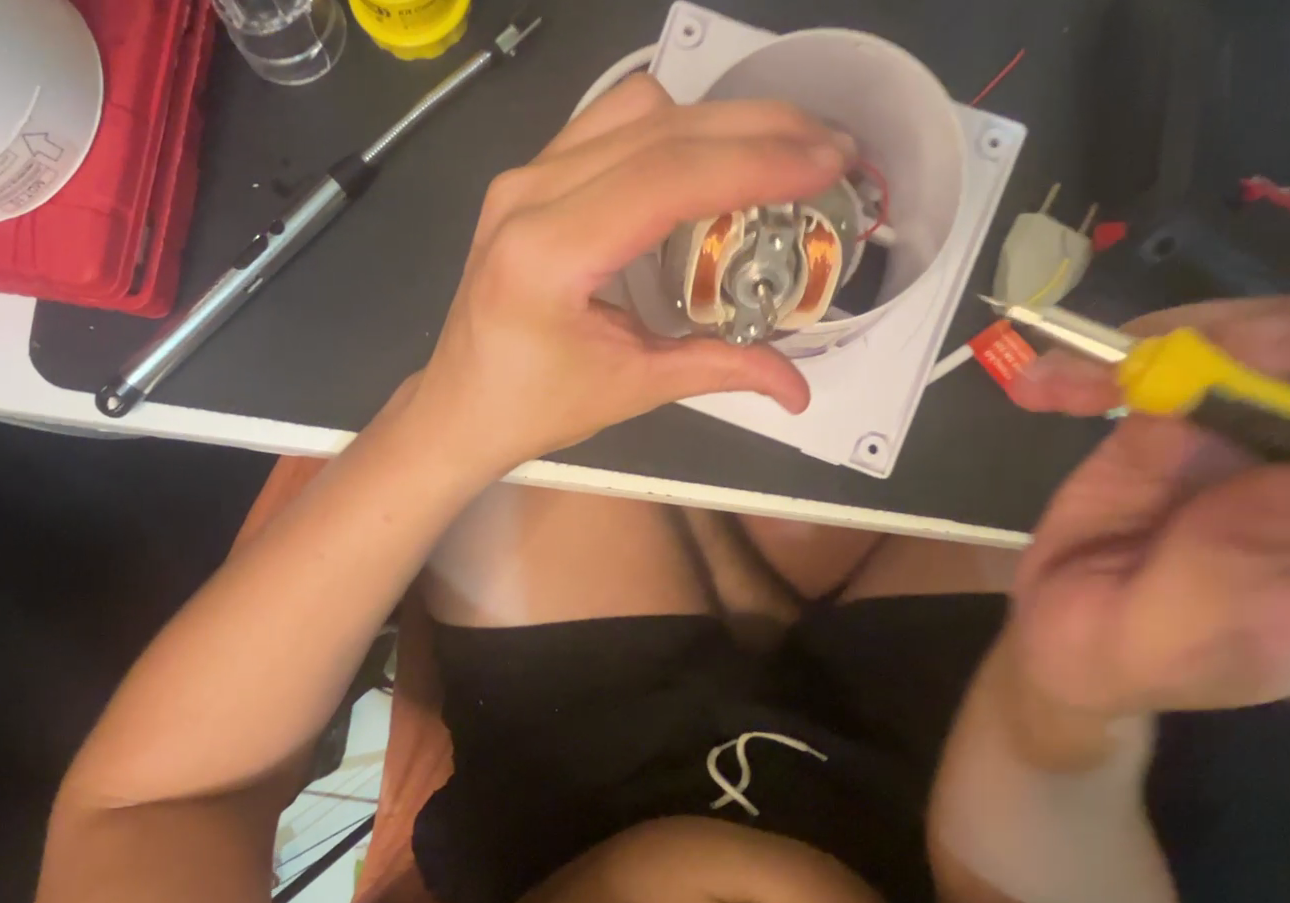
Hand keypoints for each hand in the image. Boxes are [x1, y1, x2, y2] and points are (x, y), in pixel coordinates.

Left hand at [400, 75, 854, 473]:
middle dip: (756, 128)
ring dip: (715, 120)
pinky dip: (671, 130)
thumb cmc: (533, 407)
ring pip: (634, 109)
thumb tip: (798, 389)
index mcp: (549, 252)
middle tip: (829, 149)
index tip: (827, 163)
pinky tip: (711, 161)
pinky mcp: (527, 177)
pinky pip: (607, 124)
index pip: (666, 177)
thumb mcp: (630, 390)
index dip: (756, 161)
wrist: (460, 406)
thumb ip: (718, 370)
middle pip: (658, 126)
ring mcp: (523, 177)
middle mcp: (529, 193)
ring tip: (780, 152)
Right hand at [1001, 273, 1289, 757]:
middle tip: (1244, 348)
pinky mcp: (1204, 398)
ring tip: (1105, 370)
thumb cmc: (1132, 659)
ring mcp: (1286, 420)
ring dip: (1207, 328)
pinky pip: (1180, 344)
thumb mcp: (1175, 646)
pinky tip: (1049, 385)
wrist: (1066, 631)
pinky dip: (1107, 353)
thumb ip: (1232, 579)